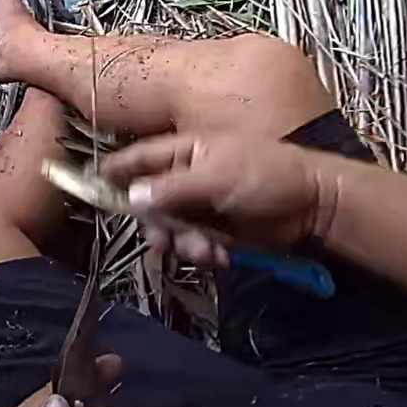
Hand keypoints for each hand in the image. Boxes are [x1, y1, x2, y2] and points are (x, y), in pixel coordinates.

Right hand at [98, 133, 339, 266]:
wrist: (311, 204)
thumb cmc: (264, 174)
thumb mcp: (215, 175)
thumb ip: (171, 188)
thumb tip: (130, 196)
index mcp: (183, 151)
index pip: (138, 159)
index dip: (115, 172)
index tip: (94, 188)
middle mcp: (184, 178)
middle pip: (147, 202)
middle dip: (155, 225)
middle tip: (163, 240)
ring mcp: (198, 206)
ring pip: (168, 229)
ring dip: (181, 244)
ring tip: (205, 249)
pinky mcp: (212, 231)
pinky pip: (190, 245)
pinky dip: (201, 253)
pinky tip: (220, 255)